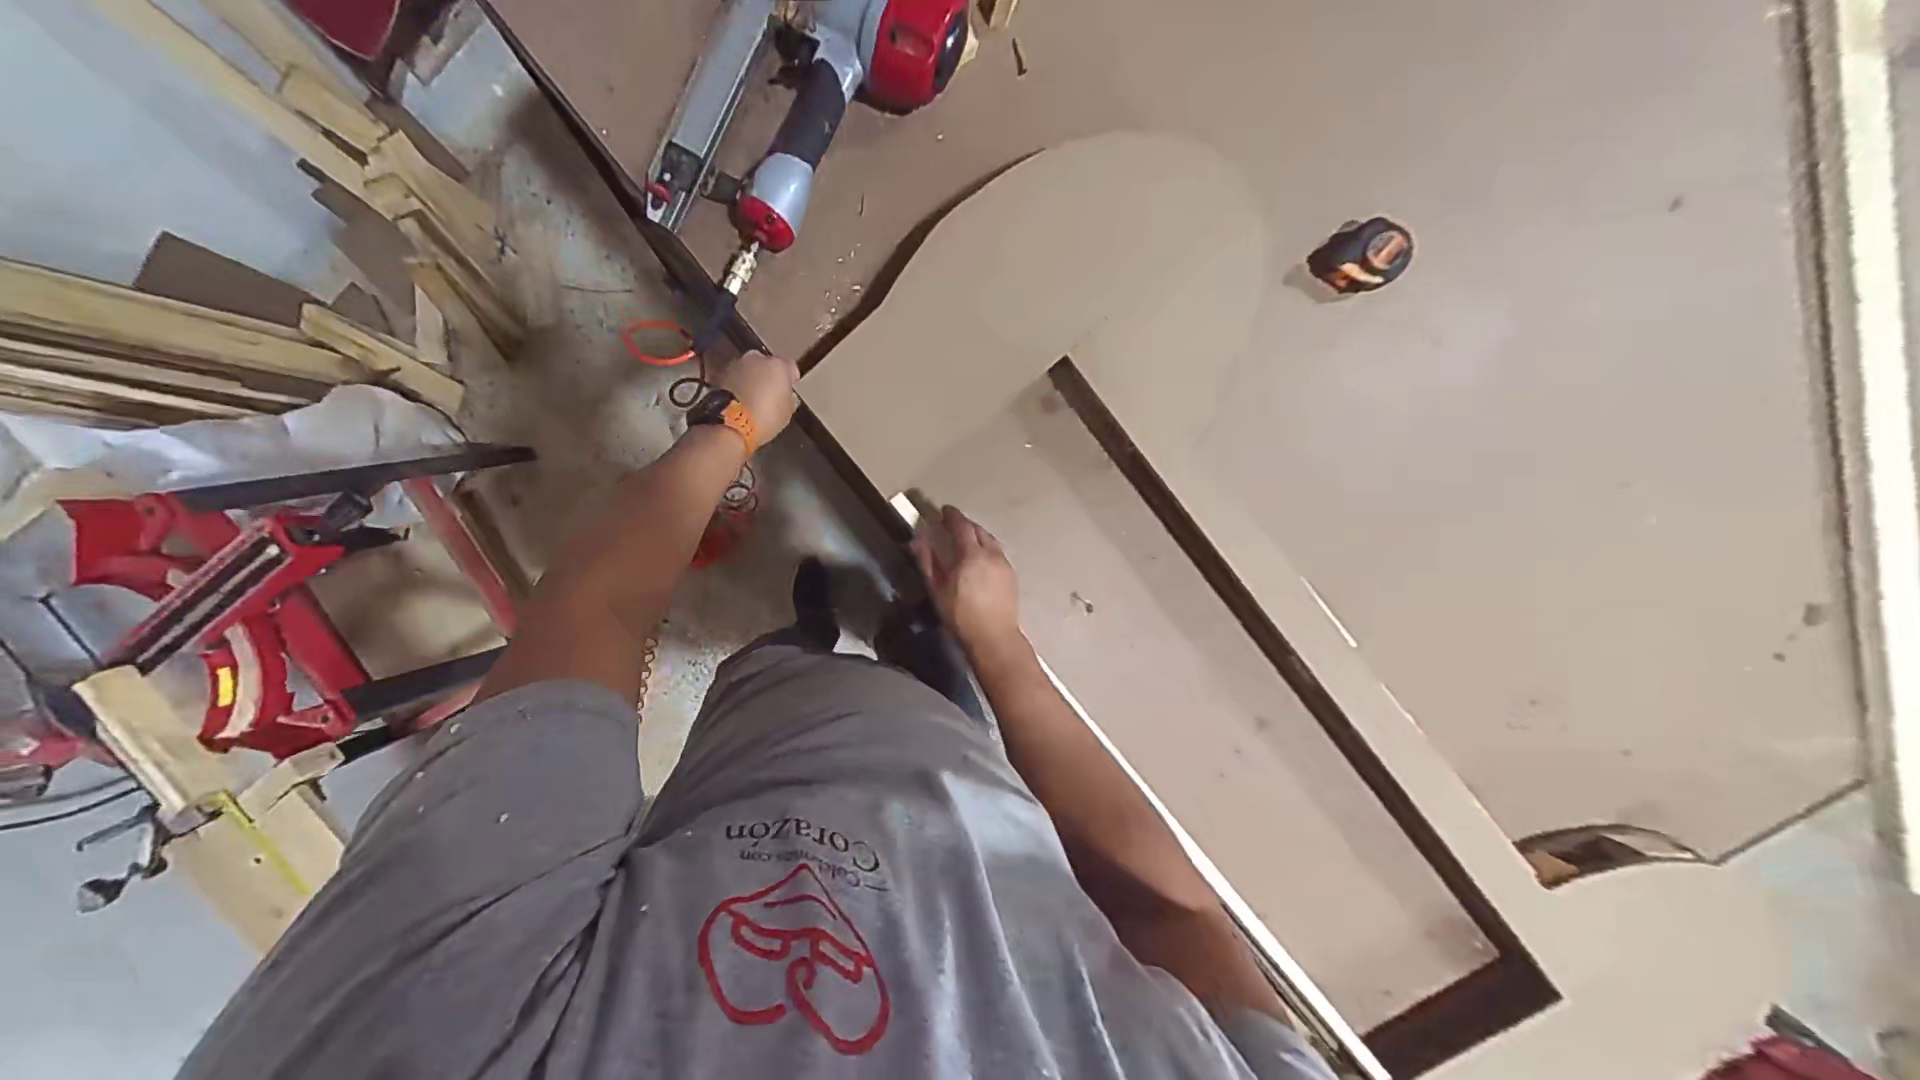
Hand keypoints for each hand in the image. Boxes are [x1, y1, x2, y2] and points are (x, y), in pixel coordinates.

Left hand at [717, 350, 800, 442]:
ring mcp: (737, 365)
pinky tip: (741, 400)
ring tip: (753, 398)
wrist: (730, 423)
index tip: (790, 389)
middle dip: (769, 375)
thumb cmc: (766, 416)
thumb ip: (789, 399)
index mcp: (778, 365)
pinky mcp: (721, 375)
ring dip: (752, 380)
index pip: (790, 367)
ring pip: (749, 370)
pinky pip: (736, 379)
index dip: (791, 378)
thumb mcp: (787, 412)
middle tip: (770, 393)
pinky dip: (739, 386)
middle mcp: (757, 359)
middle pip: (767, 364)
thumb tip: (788, 395)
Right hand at [912, 505, 1022, 657]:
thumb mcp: (937, 590)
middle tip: (952, 525)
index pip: (961, 525)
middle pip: (978, 530)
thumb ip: (928, 561)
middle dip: (964, 524)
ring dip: (977, 535)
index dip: (952, 516)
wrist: (993, 637)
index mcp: (971, 555)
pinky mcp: (1011, 576)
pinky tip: (979, 559)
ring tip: (965, 540)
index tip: (944, 511)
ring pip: (990, 541)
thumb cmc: (961, 616)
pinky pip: (997, 553)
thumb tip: (919, 541)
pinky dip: (986, 548)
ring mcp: (1004, 565)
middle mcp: (991, 555)